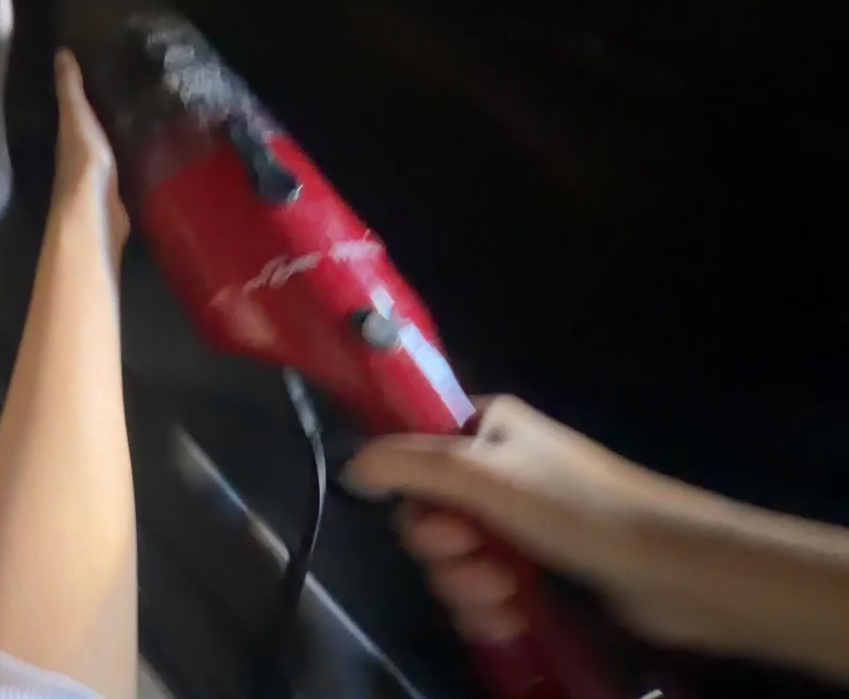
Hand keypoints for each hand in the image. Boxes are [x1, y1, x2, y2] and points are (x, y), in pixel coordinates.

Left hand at [52, 50, 130, 257]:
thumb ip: (70, 90)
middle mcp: (80, 154)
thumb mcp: (76, 119)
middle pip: (94, 126)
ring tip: (150, 110)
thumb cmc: (83, 163)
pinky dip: (134, 153)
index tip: (104, 65)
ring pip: (111, 145)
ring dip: (123, 131)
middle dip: (108, 109)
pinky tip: (153, 146)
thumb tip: (60, 52)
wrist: (96, 215)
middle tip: (135, 84)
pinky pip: (127, 164)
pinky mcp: (119, 191)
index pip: (75, 105)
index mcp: (68, 136)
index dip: (85, 87)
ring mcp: (99, 175)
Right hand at [344, 396, 684, 646]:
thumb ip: (401, 464)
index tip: (416, 506)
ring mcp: (512, 515)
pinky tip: (503, 615)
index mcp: (477, 423)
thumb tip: (349, 470)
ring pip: (447, 549)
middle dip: (435, 542)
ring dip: (460, 579)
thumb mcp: (475, 472)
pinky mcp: (533, 564)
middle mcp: (489, 463)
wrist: (688, 575)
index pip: (406, 442)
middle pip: (421, 503)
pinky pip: (476, 579)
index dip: (399, 480)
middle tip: (464, 555)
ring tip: (496, 595)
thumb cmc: (577, 507)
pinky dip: (482, 601)